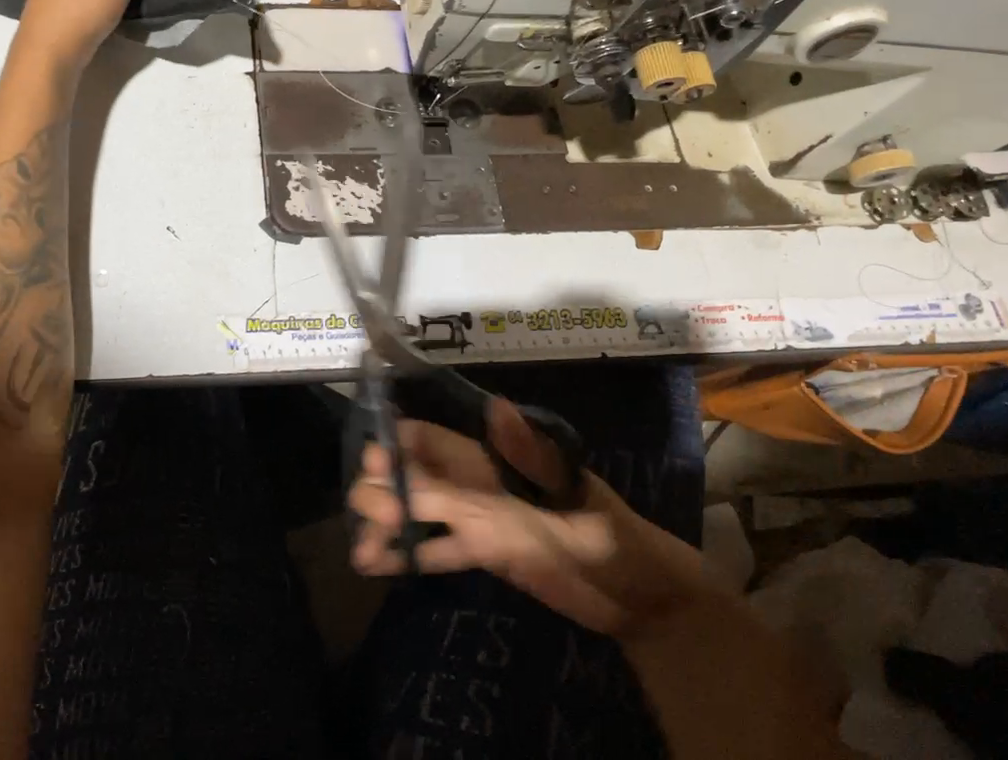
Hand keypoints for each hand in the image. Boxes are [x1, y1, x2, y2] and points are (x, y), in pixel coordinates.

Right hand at [348, 403, 710, 638]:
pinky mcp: (487, 553)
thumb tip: (496, 406)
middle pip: (418, 476)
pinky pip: (439, 549)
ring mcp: (481, 520)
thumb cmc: (616, 539)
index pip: (435, 441)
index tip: (373, 463)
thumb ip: (526, 461)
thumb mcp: (570, 499)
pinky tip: (379, 565)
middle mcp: (479, 485)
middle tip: (369, 516)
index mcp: (498, 462)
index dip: (399, 445)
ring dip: (389, 526)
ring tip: (361, 552)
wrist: (646, 600)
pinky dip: (409, 553)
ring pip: (422, 514)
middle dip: (384, 488)